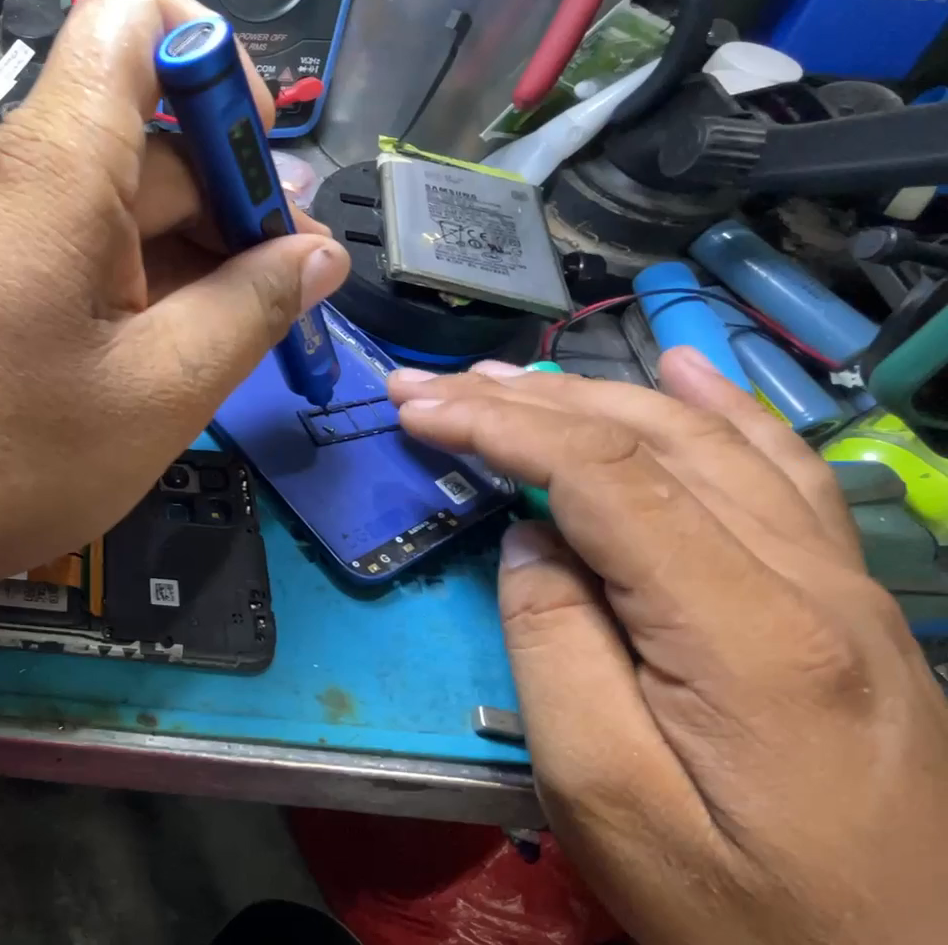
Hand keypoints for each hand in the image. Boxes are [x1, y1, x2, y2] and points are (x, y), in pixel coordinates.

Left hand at [0, 0, 347, 605]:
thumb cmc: (4, 466)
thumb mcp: (157, 393)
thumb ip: (253, 308)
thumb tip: (316, 257)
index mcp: (52, 167)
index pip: (134, 17)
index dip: (214, 60)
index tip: (258, 162)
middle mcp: (1, 171)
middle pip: (137, 131)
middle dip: (222, 199)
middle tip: (277, 295)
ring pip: (101, 197)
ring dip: (176, 251)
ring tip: (220, 339)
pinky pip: (54, 242)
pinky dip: (115, 276)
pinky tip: (146, 349)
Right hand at [388, 348, 947, 944]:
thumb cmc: (740, 905)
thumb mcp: (602, 792)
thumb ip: (553, 645)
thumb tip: (530, 540)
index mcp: (745, 630)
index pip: (602, 473)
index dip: (497, 425)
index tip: (411, 410)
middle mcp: (812, 584)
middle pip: (652, 441)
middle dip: (525, 400)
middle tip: (426, 386)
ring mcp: (847, 589)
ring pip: (711, 442)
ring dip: (596, 394)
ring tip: (506, 376)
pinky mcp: (852, 609)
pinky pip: (786, 473)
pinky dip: (722, 409)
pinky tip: (685, 372)